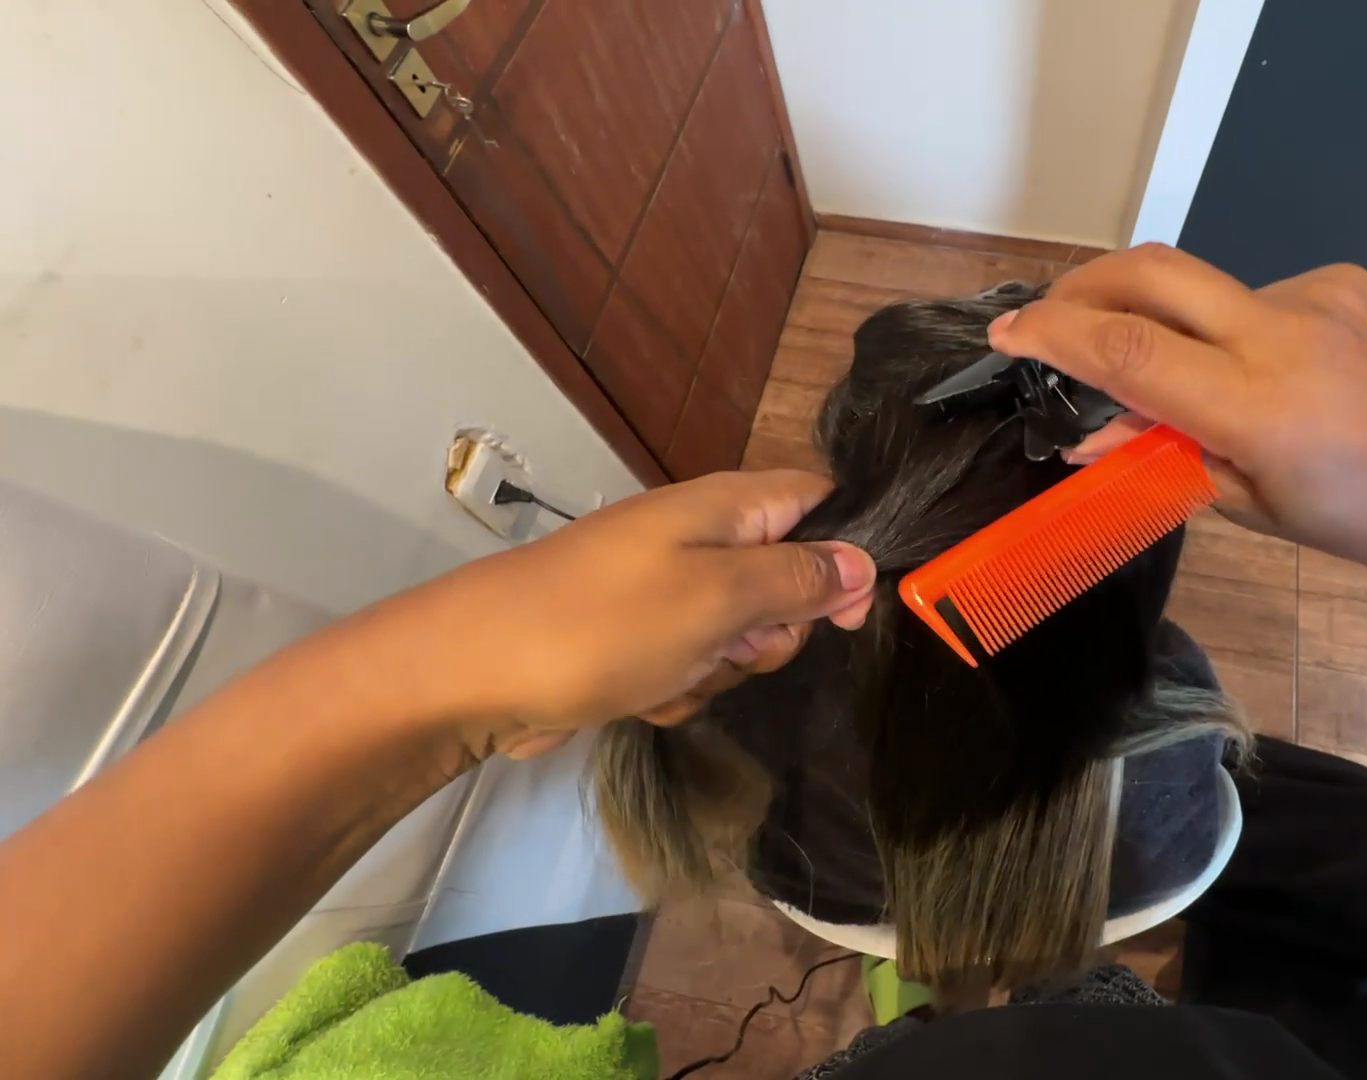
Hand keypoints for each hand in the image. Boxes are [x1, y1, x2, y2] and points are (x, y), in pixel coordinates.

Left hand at [377, 469, 875, 759]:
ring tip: (674, 669)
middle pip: (791, 578)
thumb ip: (800, 577)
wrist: (467, 676)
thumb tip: (864, 563)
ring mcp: (674, 589)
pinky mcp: (648, 635)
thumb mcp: (719, 597)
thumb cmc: (604, 624)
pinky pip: (702, 660)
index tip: (848, 611)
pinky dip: (684, 683)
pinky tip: (644, 689)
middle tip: (736, 642)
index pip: (821, 501)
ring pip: (748, 631)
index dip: (847, 551)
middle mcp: (707, 539)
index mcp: (729, 507)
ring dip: (725, 663)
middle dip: (775, 627)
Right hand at [990, 244, 1366, 595]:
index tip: (1006, 333)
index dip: (1055, 333)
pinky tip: (1254, 370)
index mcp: (1257, 404)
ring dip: (1157, 321)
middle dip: (1080, 286)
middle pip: (1151, 271)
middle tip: (1046, 317)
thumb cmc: (1354, 522)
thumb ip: (1160, 454)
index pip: (1128, 349)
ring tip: (1177, 379)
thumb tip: (1088, 438)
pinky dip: (1220, 330)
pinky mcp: (1343, 281)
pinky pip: (1248, 296)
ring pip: (1197, 288)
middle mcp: (1284, 329)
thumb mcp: (1242, 501)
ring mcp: (1319, 294)